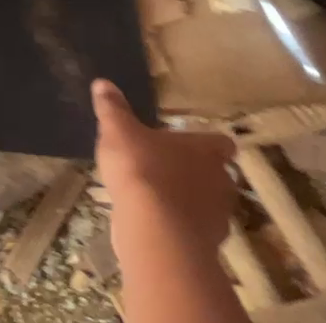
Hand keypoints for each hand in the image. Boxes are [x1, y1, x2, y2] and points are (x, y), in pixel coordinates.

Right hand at [91, 78, 235, 256]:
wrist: (156, 232)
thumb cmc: (142, 171)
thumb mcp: (118, 131)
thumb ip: (112, 109)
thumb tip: (103, 83)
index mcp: (205, 151)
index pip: (222, 143)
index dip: (209, 143)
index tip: (191, 144)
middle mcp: (220, 181)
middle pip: (217, 174)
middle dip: (197, 173)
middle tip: (168, 169)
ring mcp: (217, 216)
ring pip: (207, 203)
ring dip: (188, 201)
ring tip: (159, 197)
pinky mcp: (206, 243)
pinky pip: (194, 229)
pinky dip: (179, 226)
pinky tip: (156, 222)